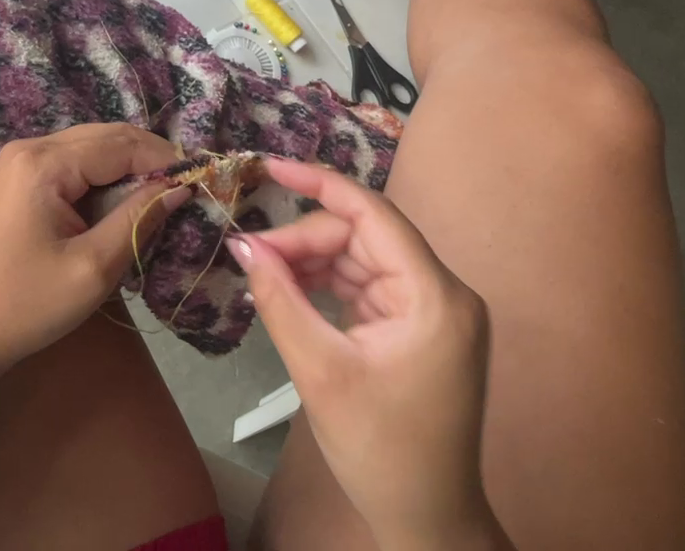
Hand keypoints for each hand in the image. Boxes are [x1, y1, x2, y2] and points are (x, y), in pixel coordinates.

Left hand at [0, 124, 186, 372]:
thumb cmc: (29, 305)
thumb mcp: (94, 267)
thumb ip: (139, 218)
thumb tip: (181, 186)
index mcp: (43, 164)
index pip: (120, 144)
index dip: (165, 159)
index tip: (203, 180)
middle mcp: (30, 148)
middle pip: (105, 137)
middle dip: (149, 158)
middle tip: (187, 188)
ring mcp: (21, 160)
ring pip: (91, 147)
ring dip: (128, 166)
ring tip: (163, 196)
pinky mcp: (20, 176)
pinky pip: (74, 162)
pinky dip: (104, 176)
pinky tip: (124, 200)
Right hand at [231, 158, 508, 548]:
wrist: (426, 520)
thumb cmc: (379, 450)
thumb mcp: (319, 370)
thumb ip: (279, 298)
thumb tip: (241, 244)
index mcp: (434, 297)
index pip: (372, 214)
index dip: (318, 183)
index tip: (268, 168)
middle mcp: (443, 292)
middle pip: (362, 236)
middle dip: (304, 240)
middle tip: (251, 257)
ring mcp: (432, 309)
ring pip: (360, 258)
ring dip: (312, 261)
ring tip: (265, 274)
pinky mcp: (416, 326)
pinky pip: (365, 284)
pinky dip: (326, 283)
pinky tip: (290, 290)